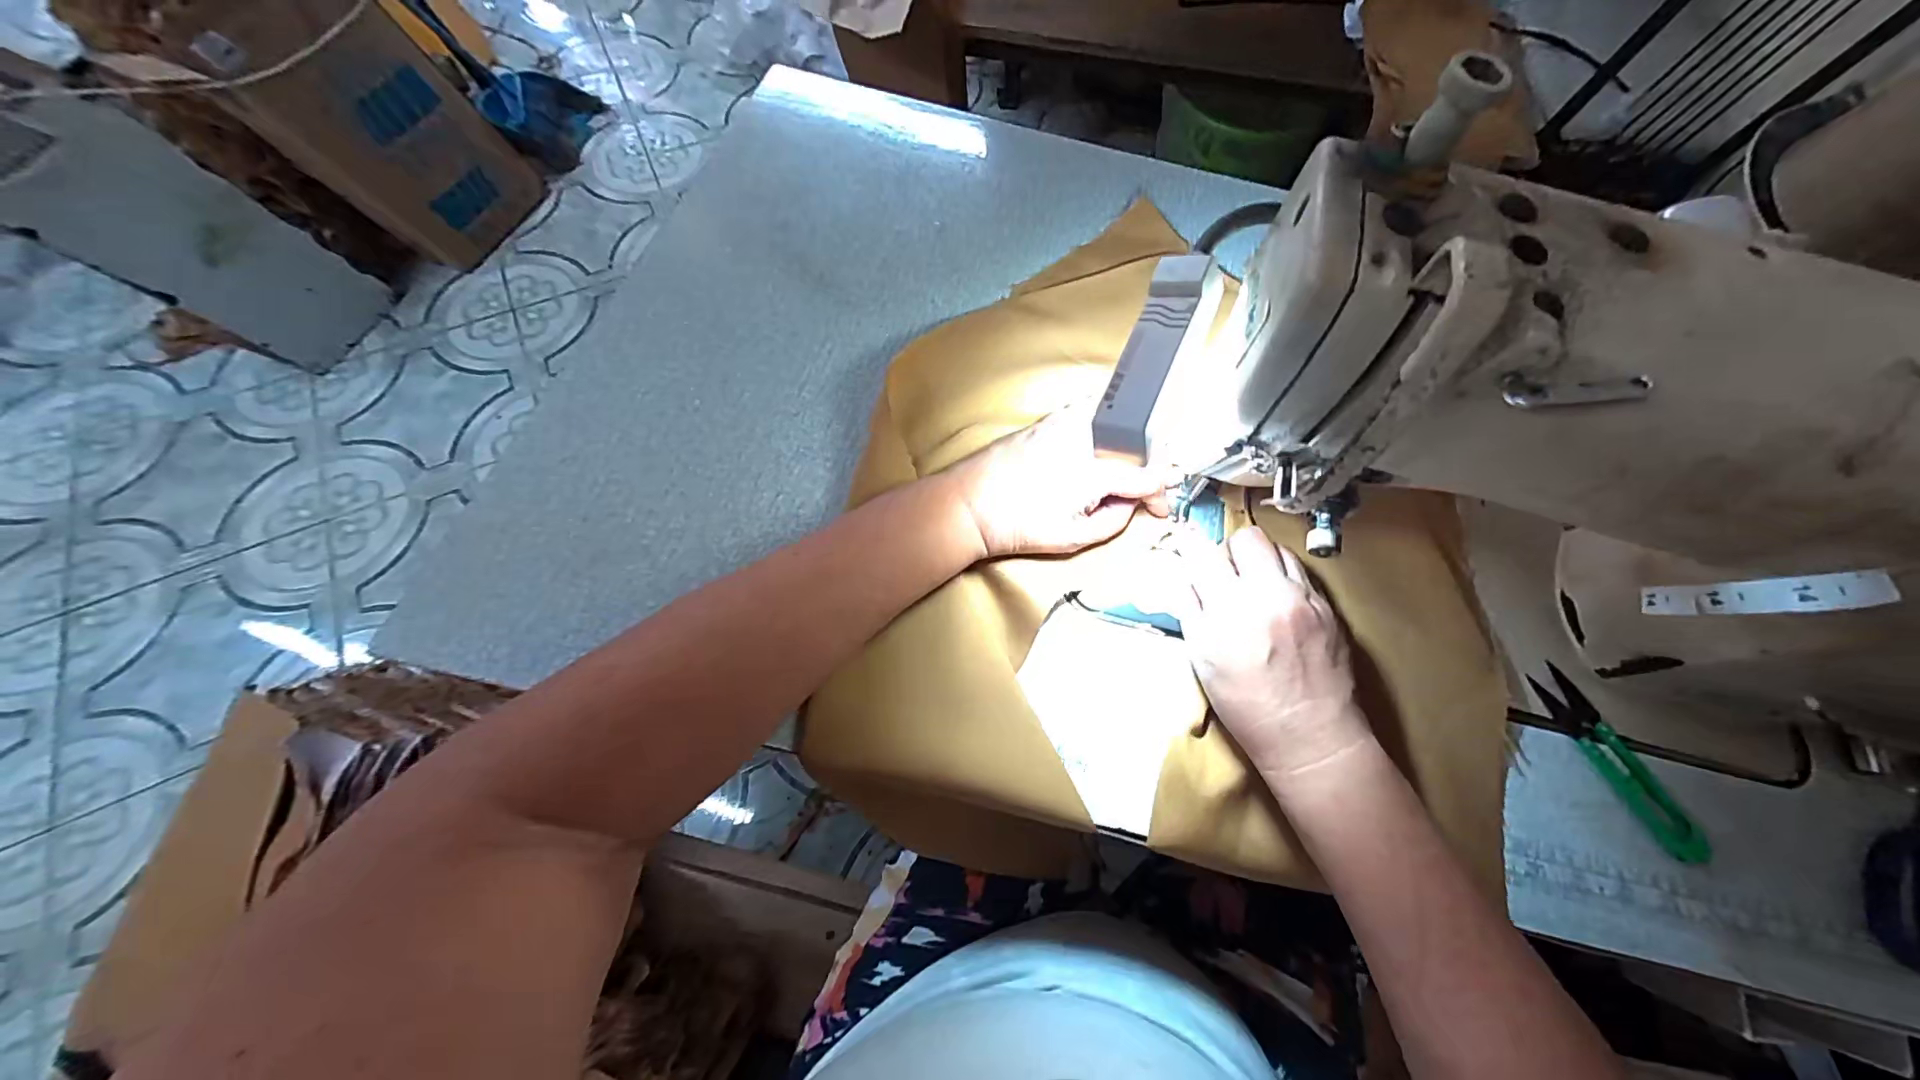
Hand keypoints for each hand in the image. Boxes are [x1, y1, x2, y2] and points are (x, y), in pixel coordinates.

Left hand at [941, 407, 1170, 558]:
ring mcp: (1065, 421)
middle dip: (1151, 467)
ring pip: (1119, 424)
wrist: (968, 504)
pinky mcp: (1050, 418)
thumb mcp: (1072, 537)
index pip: (1146, 475)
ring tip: (1125, 475)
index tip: (1160, 508)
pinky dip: (1107, 433)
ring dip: (1131, 448)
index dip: (1159, 494)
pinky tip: (1102, 453)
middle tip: (1147, 492)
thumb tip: (1128, 505)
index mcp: (1094, 470)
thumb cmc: (1015, 525)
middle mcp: (1085, 437)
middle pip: (1139, 442)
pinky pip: (1093, 417)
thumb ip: (1113, 520)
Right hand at [1181, 526, 1372, 780]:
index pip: (1203, 554)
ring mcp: (1304, 599)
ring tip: (1253, 584)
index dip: (1189, 540)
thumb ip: (1190, 610)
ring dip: (1259, 559)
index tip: (1185, 537)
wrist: (1310, 735)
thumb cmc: (1245, 705)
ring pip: (1278, 549)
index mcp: (1229, 612)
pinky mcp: (1328, 607)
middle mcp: (1269, 596)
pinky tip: (1277, 601)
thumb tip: (1183, 575)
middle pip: (1246, 538)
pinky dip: (1282, 577)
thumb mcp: (1202, 660)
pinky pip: (1300, 572)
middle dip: (1230, 549)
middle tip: (1224, 570)